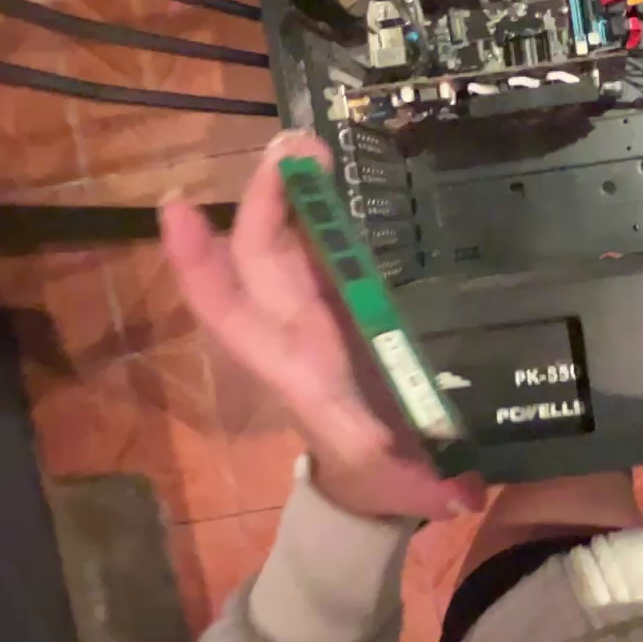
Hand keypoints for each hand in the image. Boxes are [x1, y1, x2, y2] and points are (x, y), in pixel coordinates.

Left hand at [159, 131, 484, 520]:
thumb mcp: (397, 483)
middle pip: (260, 260)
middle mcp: (294, 331)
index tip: (179, 208)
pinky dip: (319, 212)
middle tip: (295, 144)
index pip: (230, 313)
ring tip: (309, 144)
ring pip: (286, 244)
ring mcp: (318, 312)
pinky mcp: (346, 303)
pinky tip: (331, 175)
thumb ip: (428, 490)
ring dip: (290, 193)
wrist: (369, 476)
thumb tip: (463, 498)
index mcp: (296, 367)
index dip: (200, 265)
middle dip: (266, 201)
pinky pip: (321, 249)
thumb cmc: (374, 476)